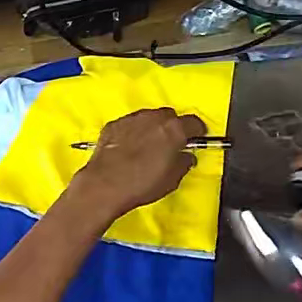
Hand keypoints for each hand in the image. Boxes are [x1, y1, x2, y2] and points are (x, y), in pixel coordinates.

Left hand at [68, 108, 204, 221]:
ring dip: (153, 127)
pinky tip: (131, 147)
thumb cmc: (140, 184)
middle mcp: (154, 118)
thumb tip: (186, 158)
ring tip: (149, 146)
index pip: (194, 122)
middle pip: (171, 116)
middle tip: (172, 143)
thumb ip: (183, 163)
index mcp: (174, 130)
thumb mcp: (172, 179)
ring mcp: (133, 119)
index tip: (196, 137)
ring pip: (149, 117)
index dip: (197, 131)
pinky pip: (130, 124)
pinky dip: (134, 131)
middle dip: (173, 127)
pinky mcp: (114, 125)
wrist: (104, 186)